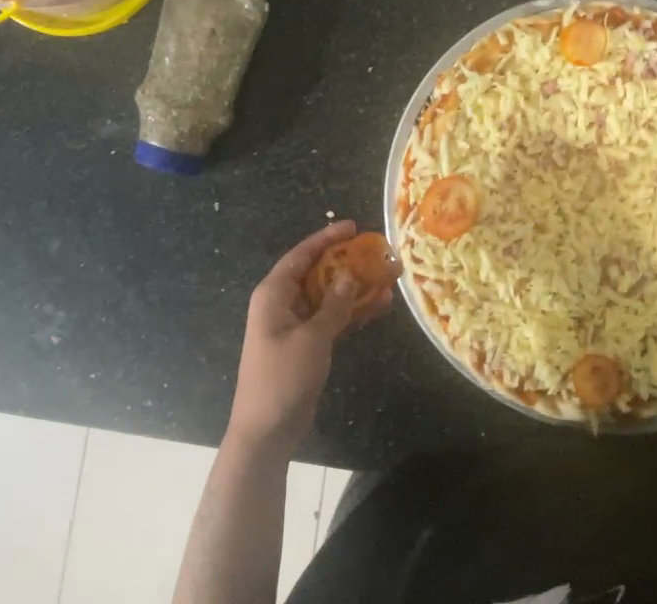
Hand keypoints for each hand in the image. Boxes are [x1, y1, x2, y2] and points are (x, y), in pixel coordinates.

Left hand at [225, 220, 396, 456]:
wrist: (267, 431)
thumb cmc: (282, 378)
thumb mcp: (312, 339)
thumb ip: (333, 305)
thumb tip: (350, 276)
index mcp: (274, 294)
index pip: (301, 255)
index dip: (326, 239)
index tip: (352, 226)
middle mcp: (283, 303)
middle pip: (318, 273)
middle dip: (348, 263)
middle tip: (378, 253)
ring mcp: (296, 325)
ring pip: (329, 296)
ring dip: (356, 288)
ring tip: (389, 277)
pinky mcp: (308, 345)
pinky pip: (333, 319)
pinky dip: (353, 313)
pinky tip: (381, 306)